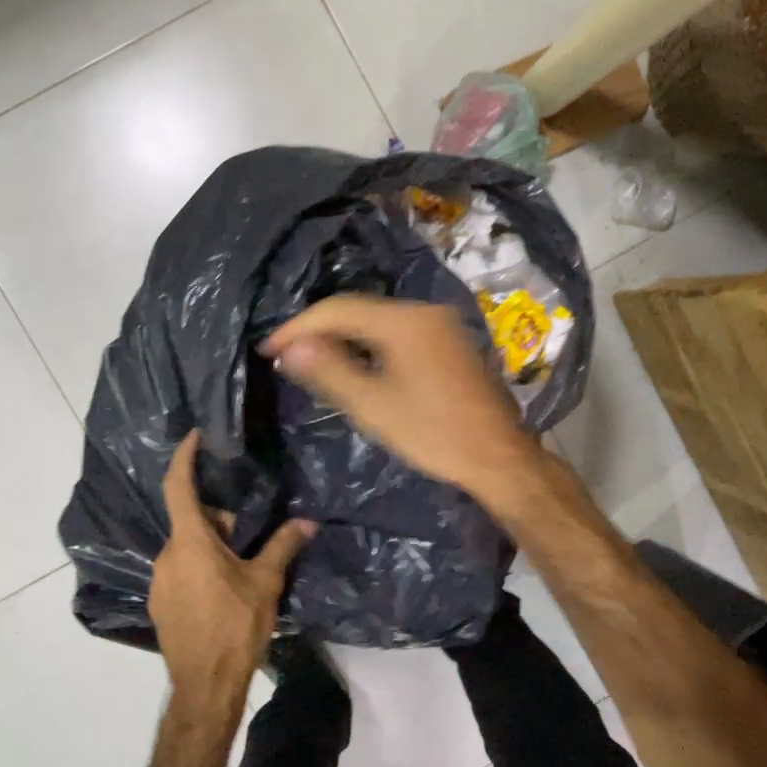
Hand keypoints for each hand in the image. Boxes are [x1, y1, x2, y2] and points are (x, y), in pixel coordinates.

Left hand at [153, 430, 315, 703]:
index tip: (195, 436)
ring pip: (187, 547)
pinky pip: (181, 570)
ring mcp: (159, 582)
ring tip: (242, 568)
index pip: (179, 486)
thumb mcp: (265, 582)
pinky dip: (200, 568)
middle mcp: (167, 556)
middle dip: (219, 520)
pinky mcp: (160, 603)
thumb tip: (308, 520)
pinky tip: (224, 592)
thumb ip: (283, 545)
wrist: (206, 685)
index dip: (185, 457)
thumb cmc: (236, 627)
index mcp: (190, 543)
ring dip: (211, 547)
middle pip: (191, 521)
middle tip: (249, 535)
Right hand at [260, 295, 543, 502]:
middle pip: (358, 310)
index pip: (337, 309)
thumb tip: (288, 347)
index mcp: (404, 321)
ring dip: (343, 337)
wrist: (499, 457)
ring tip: (311, 361)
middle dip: (319, 330)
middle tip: (285, 356)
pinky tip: (354, 365)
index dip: (298, 327)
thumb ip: (328, 371)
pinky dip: (370, 344)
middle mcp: (424, 311)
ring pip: (378, 320)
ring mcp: (441, 324)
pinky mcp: (450, 341)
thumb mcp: (373, 406)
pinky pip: (398, 332)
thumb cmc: (434, 433)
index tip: (267, 350)